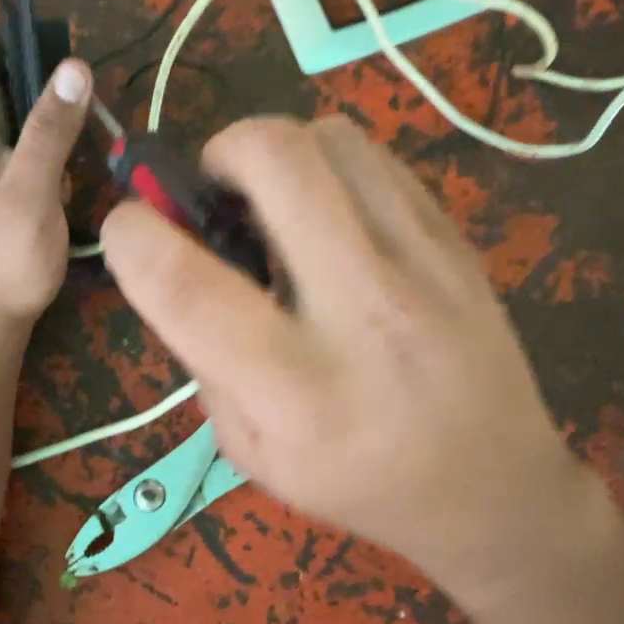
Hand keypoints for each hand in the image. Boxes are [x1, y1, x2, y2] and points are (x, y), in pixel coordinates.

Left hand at [0, 23, 91, 329]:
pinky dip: (48, 126)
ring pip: (15, 99)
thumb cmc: (5, 254)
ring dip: (49, 96)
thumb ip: (49, 128)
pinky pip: (23, 129)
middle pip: (0, 67)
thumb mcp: (31, 188)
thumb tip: (74, 64)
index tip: (61, 37)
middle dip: (41, 62)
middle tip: (88, 86)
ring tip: (90, 113)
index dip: (13, 28)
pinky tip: (77, 146)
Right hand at [100, 115, 593, 591]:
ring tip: (276, 202)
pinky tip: (331, 213)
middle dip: (219, 152)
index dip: (131, 234)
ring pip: (331, 138)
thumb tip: (174, 256)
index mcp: (299, 390)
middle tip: (217, 192)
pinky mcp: (456, 238)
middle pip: (275, 160)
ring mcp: (423, 263)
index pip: (188, 284)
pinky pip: (376, 157)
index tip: (127, 226)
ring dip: (280, 152)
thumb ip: (204, 353)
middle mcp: (364, 311)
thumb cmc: (360, 481)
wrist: (495, 486)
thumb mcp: (253, 452)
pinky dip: (331, 165)